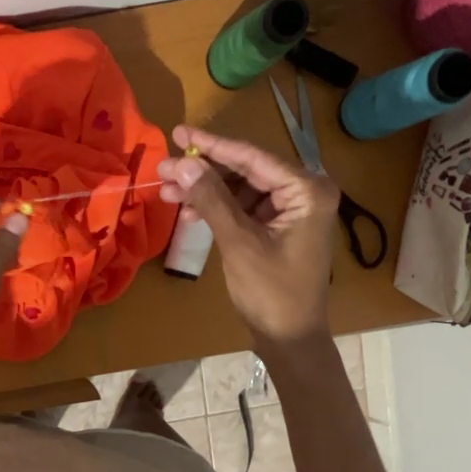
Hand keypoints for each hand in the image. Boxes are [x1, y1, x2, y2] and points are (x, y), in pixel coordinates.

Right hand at [157, 125, 339, 345]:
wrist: (290, 338)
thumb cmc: (271, 292)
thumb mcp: (239, 243)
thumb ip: (212, 200)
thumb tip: (181, 164)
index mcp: (307, 190)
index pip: (253, 158)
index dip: (212, 146)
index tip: (179, 133)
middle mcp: (305, 192)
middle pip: (246, 170)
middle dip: (204, 170)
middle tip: (163, 166)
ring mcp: (292, 211)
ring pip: (241, 189)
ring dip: (206, 190)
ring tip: (167, 191)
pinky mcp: (278, 228)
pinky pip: (244, 208)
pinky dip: (217, 208)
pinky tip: (189, 209)